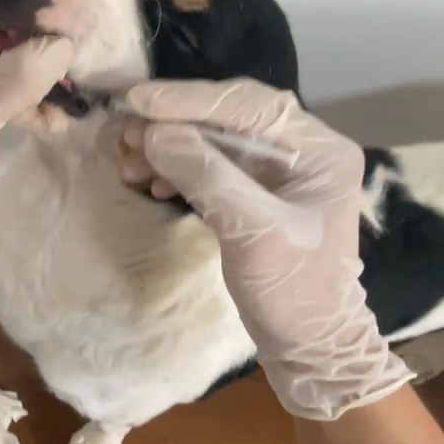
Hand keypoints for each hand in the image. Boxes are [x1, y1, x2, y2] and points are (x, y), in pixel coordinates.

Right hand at [118, 80, 411, 419]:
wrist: (309, 343)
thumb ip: (207, 176)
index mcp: (318, 149)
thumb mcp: (252, 232)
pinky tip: (152, 181)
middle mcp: (301, 149)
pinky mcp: (255, 192)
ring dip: (168, 146)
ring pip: (213, 140)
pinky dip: (176, 168)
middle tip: (125, 134)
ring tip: (128, 161)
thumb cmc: (292, 290)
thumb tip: (156, 135)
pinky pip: (209, 165)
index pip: (249, 105)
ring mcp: (277, 171)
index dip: (190, 100)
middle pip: (228, 116)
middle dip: (173, 123)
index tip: (138, 101)